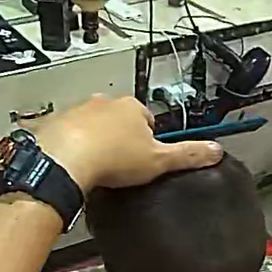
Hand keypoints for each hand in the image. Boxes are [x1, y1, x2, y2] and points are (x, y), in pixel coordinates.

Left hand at [28, 95, 221, 191]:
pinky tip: (77, 166)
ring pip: (93, 126)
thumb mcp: (159, 160)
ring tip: (99, 168)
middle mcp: (105, 102)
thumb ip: (188, 155)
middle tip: (122, 165)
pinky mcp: (57, 123)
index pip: (148, 119)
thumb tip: (215, 150)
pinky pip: (69, 135)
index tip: (144, 157)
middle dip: (121, 139)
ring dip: (96, 142)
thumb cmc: (112, 157)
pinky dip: (74, 147)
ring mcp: (79, 111)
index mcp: (133, 107)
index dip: (148, 141)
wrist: (64, 160)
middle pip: (119, 120)